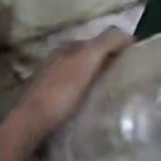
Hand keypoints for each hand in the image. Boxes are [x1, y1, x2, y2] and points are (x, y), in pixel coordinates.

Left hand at [0, 29, 131, 150]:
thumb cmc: (59, 93)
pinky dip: (79, 101)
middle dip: (101, 68)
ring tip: (108, 98)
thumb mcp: (86, 61)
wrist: (29, 126)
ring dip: (90, 86)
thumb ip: (106, 43)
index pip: (94, 43)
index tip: (131, 63)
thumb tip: (128, 34)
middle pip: (84, 62)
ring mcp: (45, 86)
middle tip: (123, 83)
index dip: (113, 49)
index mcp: (64, 50)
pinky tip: (87, 111)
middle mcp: (53, 64)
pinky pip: (67, 99)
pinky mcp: (43, 108)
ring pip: (75, 81)